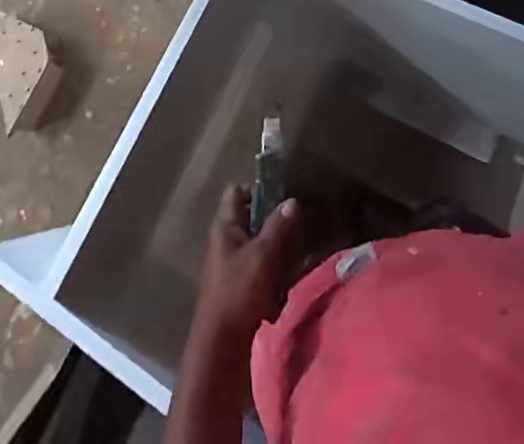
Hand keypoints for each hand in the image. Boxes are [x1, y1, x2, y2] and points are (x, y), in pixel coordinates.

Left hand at [193, 184, 300, 339]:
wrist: (223, 335)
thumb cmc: (239, 288)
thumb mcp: (262, 255)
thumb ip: (277, 228)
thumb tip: (291, 201)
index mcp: (225, 224)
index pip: (236, 192)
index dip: (258, 189)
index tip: (283, 195)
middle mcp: (225, 236)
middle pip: (249, 216)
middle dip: (273, 218)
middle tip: (299, 221)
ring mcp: (231, 257)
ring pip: (257, 240)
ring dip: (276, 243)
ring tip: (300, 246)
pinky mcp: (240, 278)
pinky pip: (260, 262)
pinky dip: (274, 265)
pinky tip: (291, 273)